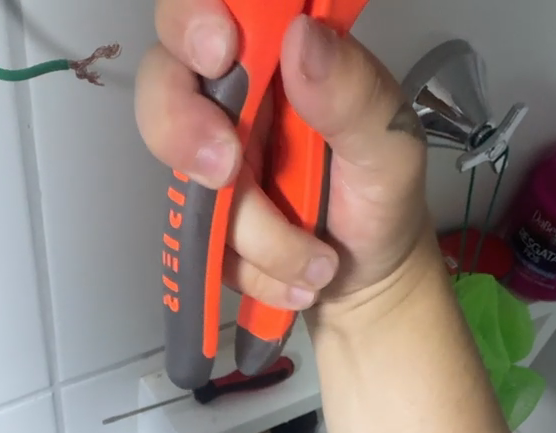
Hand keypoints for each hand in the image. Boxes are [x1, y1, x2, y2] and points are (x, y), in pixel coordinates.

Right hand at [136, 0, 434, 316]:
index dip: (192, 20)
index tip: (221, 52)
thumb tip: (302, 39)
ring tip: (319, 265)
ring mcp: (212, 168)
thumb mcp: (390, 147)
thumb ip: (353, 95)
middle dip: (183, 129)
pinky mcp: (205, 225)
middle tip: (227, 170)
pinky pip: (205, 247)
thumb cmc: (383, 204)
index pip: (209, 12)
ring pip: (189, 188)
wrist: (368, 282)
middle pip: (164, 88)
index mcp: (277, 62)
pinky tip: (298, 280)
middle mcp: (234, 107)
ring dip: (257, 238)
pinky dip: (257, 272)